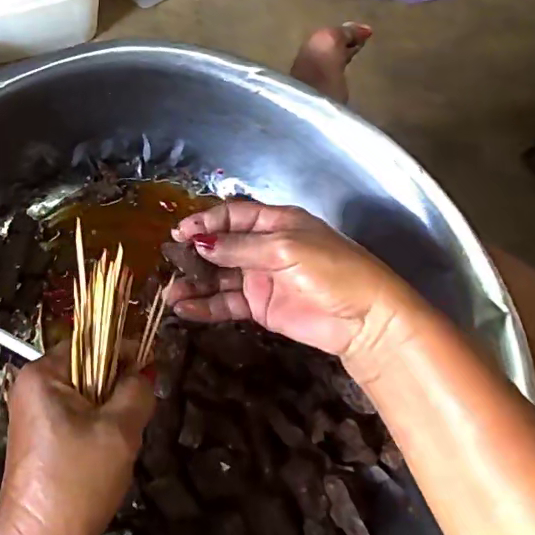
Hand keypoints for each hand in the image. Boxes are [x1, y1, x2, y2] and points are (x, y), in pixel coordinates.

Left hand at [0, 347, 154, 534]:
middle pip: (90, 366)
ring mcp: (34, 412)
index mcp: (42, 373)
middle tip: (135, 414)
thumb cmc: (76, 482)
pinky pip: (78, 415)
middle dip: (117, 387)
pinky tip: (107, 452)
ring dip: (111, 410)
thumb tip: (146, 368)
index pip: (91, 340)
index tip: (150, 367)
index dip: (123, 349)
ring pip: (88, 393)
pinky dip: (98, 427)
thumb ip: (138, 389)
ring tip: (122, 437)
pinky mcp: (41, 437)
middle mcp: (32, 385)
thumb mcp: (120, 430)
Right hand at [168, 201, 415, 373]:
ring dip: (196, 283)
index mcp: (275, 221)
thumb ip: (240, 247)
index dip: (206, 222)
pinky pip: (227, 303)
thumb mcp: (285, 249)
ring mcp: (261, 277)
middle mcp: (264, 246)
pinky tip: (186, 309)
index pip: (232, 215)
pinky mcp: (261, 307)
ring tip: (170, 292)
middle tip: (170, 262)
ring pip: (220, 276)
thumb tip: (200, 243)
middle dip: (195, 253)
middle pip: (222, 245)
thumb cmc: (331, 270)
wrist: (364, 319)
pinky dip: (206, 306)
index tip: (181, 233)